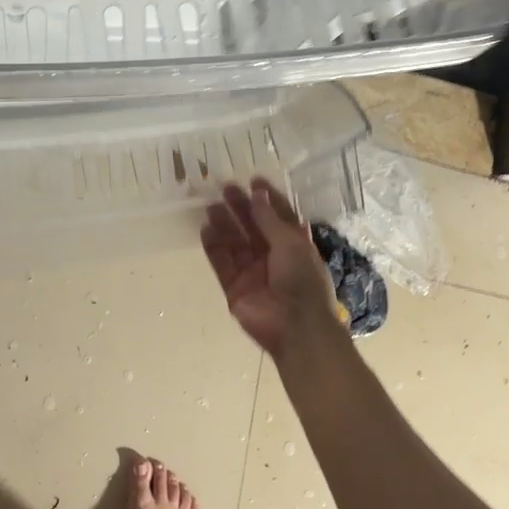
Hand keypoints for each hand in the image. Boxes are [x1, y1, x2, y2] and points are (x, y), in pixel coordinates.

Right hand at [199, 178, 342, 358]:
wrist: (296, 328)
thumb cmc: (302, 280)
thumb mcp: (291, 244)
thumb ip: (270, 219)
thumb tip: (257, 194)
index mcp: (295, 246)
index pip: (280, 217)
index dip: (268, 199)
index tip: (253, 181)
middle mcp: (274, 257)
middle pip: (254, 227)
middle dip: (241, 208)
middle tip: (225, 188)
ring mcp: (253, 273)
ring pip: (235, 244)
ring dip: (224, 224)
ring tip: (210, 206)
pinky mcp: (235, 289)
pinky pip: (222, 264)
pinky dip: (214, 247)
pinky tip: (206, 229)